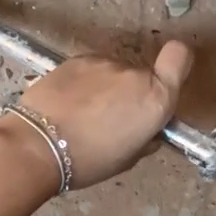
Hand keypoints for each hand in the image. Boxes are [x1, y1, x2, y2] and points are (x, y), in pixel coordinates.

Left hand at [0, 41, 191, 190]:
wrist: (36, 144)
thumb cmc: (87, 160)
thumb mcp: (128, 158)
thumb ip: (146, 136)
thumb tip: (146, 128)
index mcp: (155, 98)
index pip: (179, 55)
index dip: (175, 64)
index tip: (164, 81)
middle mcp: (132, 73)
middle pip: (140, 75)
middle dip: (130, 93)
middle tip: (110, 120)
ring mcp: (101, 62)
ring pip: (112, 73)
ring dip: (104, 88)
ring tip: (82, 115)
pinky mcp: (73, 59)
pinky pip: (88, 71)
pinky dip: (83, 84)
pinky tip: (66, 105)